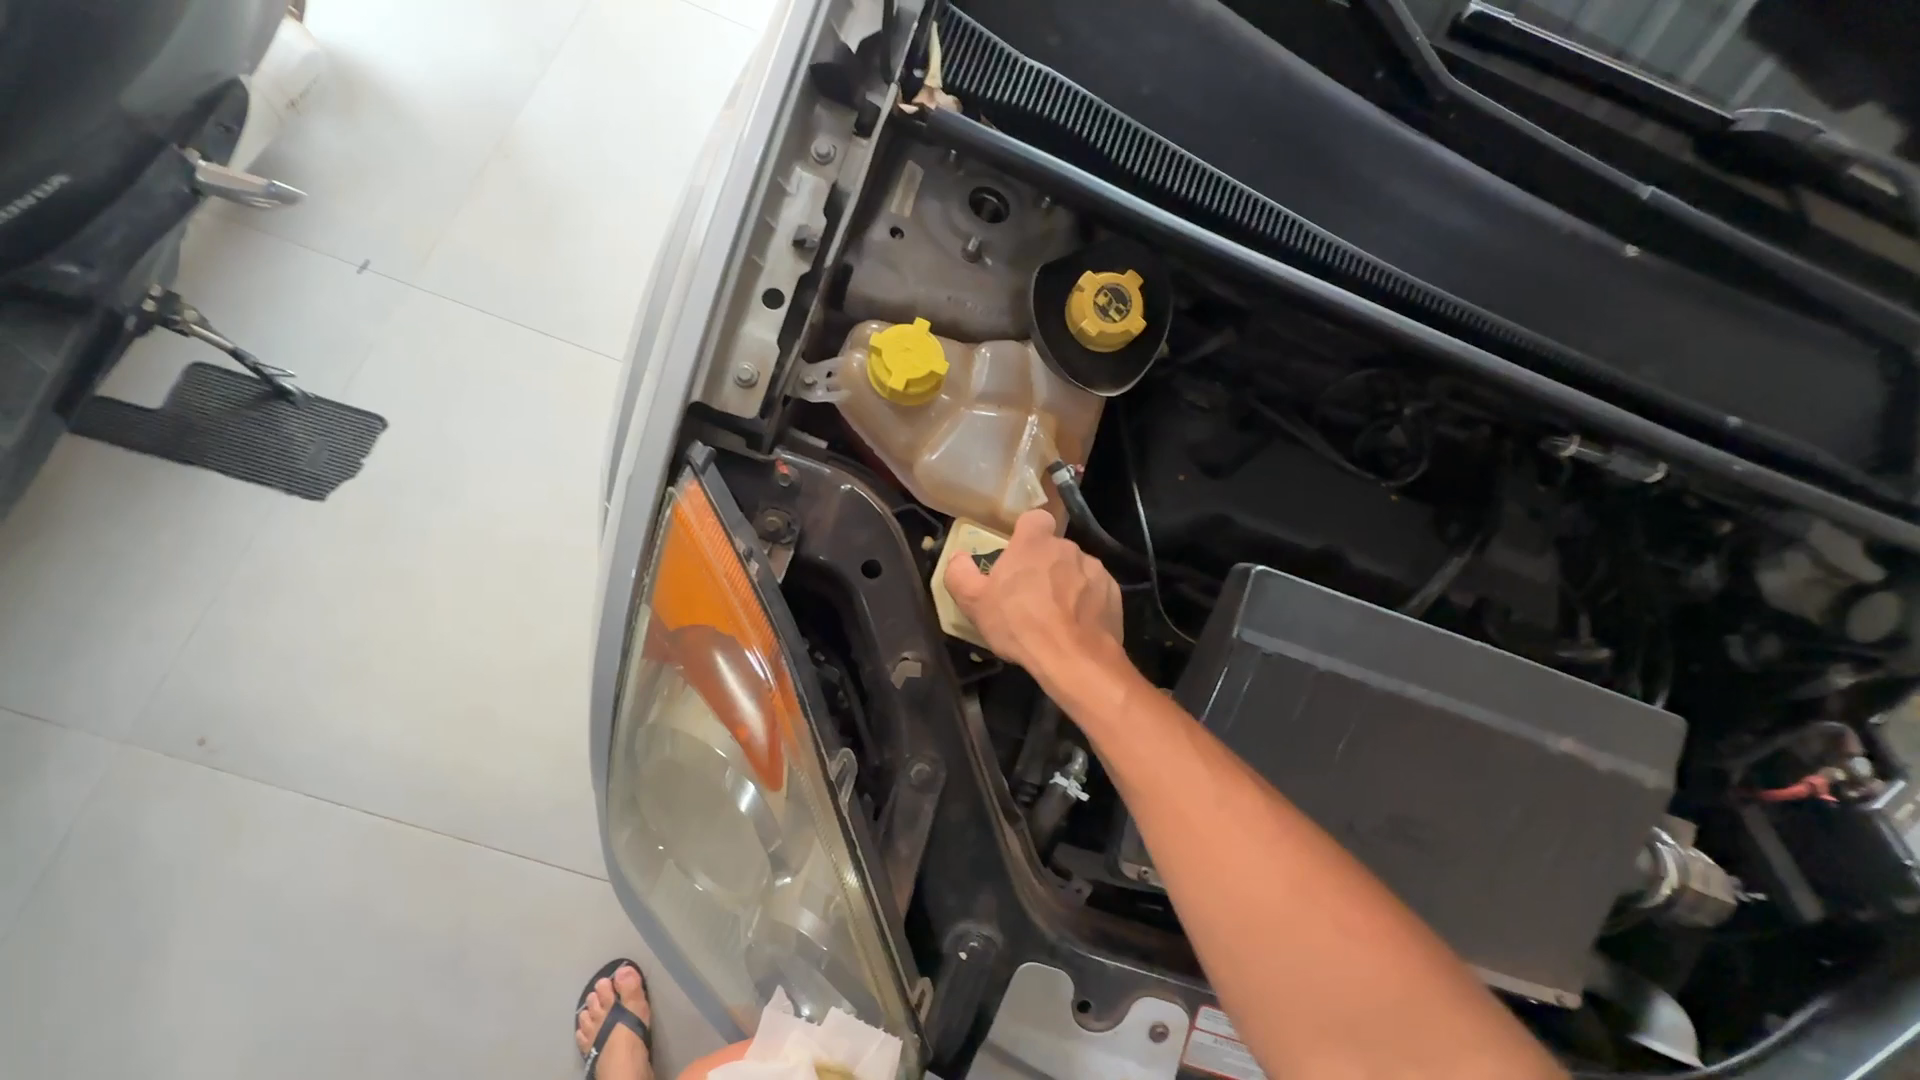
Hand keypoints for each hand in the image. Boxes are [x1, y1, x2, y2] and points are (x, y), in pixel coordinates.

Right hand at [945, 509, 1124, 680]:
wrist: (1073, 657)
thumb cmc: (1019, 624)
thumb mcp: (974, 603)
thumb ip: (960, 574)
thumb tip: (958, 558)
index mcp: (1035, 542)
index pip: (1034, 519)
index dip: (1027, 534)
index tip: (1018, 556)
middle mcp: (1068, 548)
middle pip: (1054, 549)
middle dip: (1045, 566)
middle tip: (1030, 596)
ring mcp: (1095, 570)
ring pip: (1076, 570)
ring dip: (1067, 585)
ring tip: (1056, 617)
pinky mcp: (1113, 593)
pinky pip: (1096, 591)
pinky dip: (1087, 604)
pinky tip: (1076, 627)